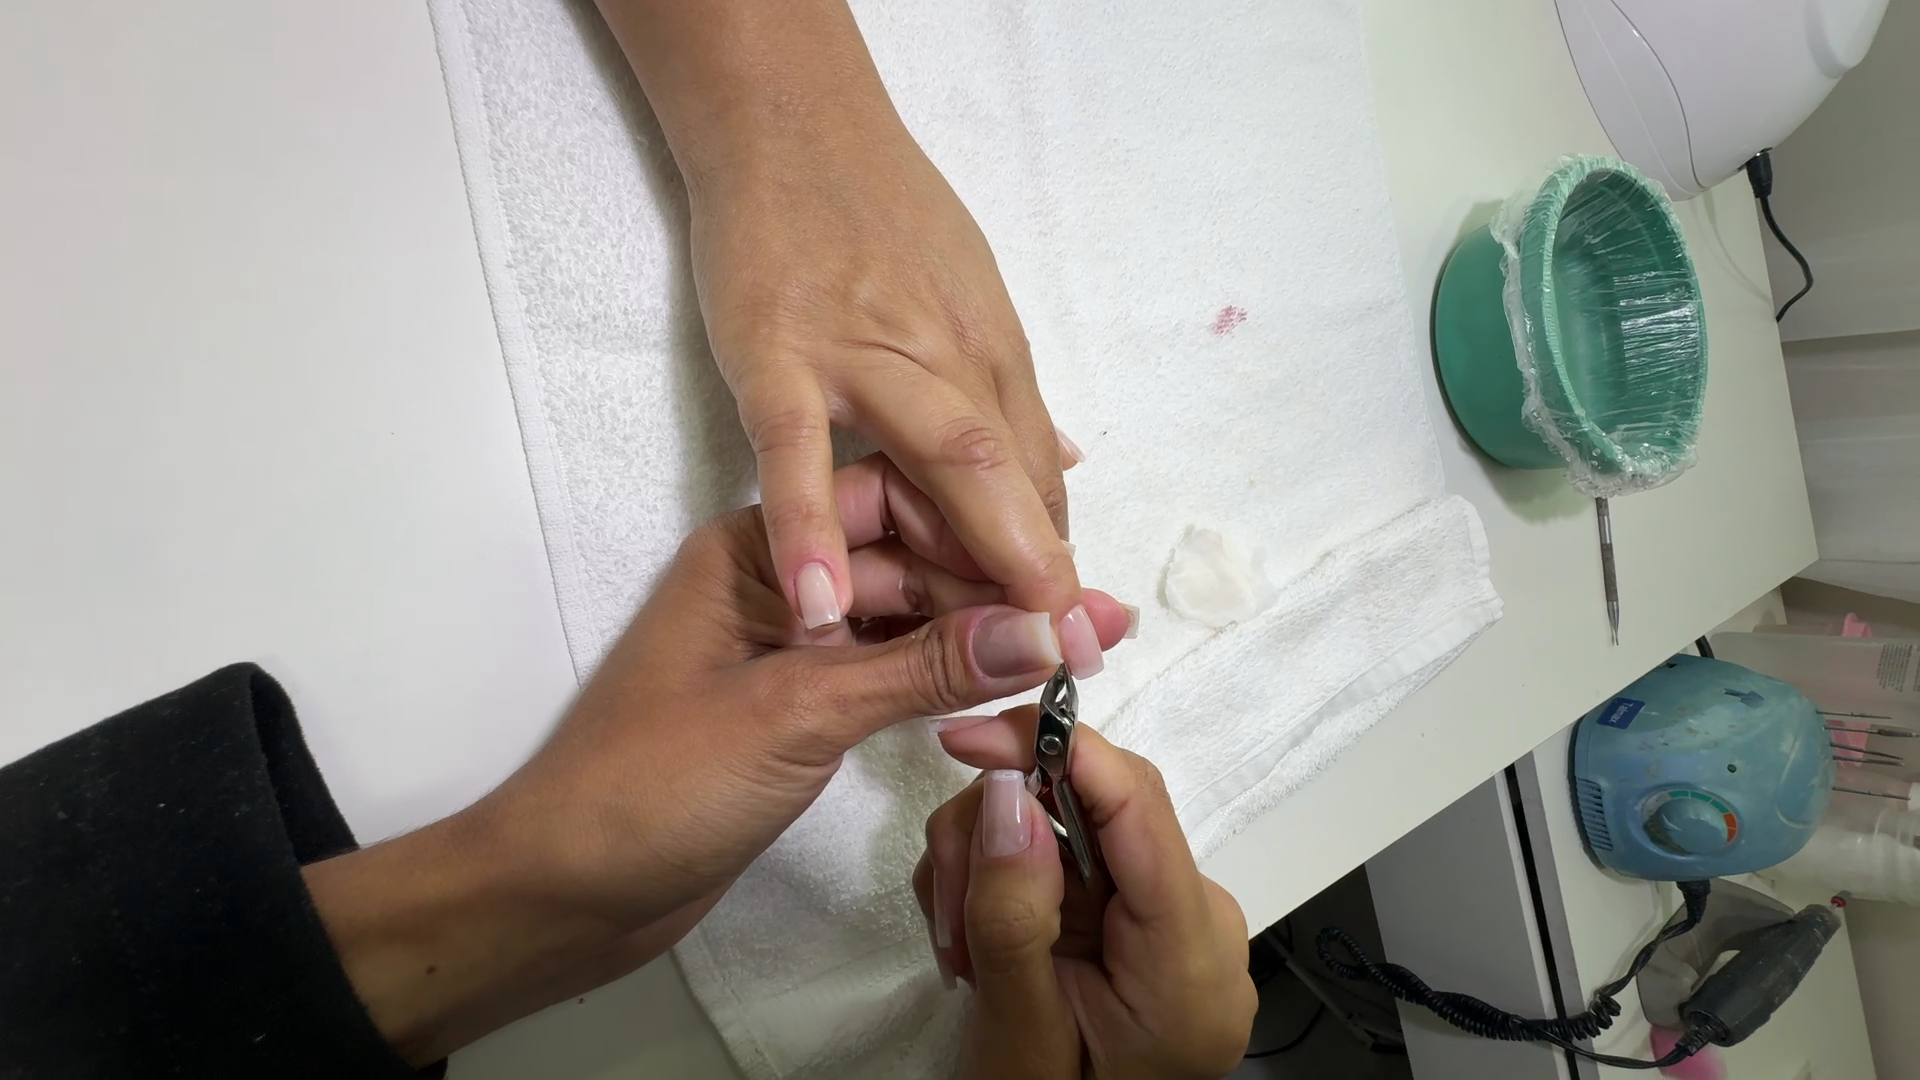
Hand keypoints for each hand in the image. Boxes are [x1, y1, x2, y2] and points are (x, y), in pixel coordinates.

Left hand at [304, 455, 1129, 1063]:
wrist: (570, 890)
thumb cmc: (656, 781)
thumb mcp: (799, 712)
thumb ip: (925, 668)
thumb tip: (1044, 633)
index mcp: (763, 546)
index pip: (891, 505)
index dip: (977, 533)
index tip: (1059, 572)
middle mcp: (789, 578)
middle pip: (914, 564)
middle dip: (1000, 593)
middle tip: (1096, 619)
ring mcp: (803, 640)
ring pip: (914, 619)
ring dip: (988, 636)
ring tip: (1081, 648)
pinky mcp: (811, 696)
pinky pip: (897, 667)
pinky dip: (952, 674)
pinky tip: (1016, 676)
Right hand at [594, 0, 1092, 668]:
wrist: (794, 123)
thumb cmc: (883, 218)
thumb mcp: (972, 300)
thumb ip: (1011, 395)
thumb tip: (1067, 463)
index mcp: (991, 353)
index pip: (1036, 472)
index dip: (1056, 551)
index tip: (1075, 620)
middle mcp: (948, 358)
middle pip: (1013, 476)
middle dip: (1048, 572)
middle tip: (1078, 661)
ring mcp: (864, 356)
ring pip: (940, 461)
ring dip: (974, 560)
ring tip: (991, 654)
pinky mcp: (780, 355)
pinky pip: (799, 451)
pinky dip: (813, 527)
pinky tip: (824, 605)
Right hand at [915, 717, 1256, 1078]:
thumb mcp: (1019, 1036)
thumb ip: (1014, 917)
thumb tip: (1003, 790)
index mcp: (1191, 955)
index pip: (1138, 802)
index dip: (1057, 744)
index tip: (966, 736)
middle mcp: (1192, 912)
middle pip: (1088, 801)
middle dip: (997, 828)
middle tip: (948, 901)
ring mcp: (1157, 905)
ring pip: (1056, 816)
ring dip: (985, 859)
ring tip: (959, 944)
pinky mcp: (1123, 904)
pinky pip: (1055, 846)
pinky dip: (1000, 871)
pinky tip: (980, 938)